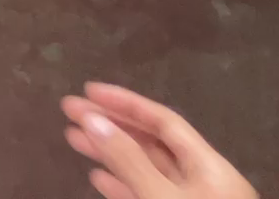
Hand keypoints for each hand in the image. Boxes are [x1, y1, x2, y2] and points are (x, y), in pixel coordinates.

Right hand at [61, 83, 255, 198]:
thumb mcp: (160, 198)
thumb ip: (127, 159)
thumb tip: (91, 118)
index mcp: (211, 170)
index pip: (164, 122)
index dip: (125, 102)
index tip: (86, 90)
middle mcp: (207, 185)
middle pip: (153, 144)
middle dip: (110, 124)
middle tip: (68, 109)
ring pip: (147, 169)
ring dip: (109, 152)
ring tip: (72, 138)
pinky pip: (148, 196)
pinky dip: (122, 184)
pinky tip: (98, 179)